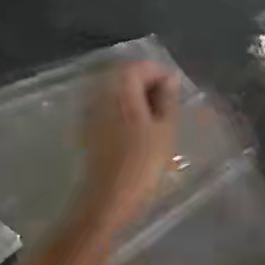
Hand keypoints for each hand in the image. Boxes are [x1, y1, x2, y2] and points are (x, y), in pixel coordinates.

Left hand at [81, 60, 179, 234]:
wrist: (110, 198)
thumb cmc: (144, 165)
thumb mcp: (165, 132)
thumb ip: (168, 101)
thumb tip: (170, 80)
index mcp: (122, 90)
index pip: (139, 66)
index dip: (159, 72)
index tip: (177, 88)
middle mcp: (101, 93)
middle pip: (123, 75)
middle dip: (146, 82)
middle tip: (168, 102)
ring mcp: (90, 110)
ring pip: (114, 92)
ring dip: (134, 97)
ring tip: (156, 117)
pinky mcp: (87, 128)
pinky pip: (107, 108)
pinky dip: (123, 110)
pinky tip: (138, 129)